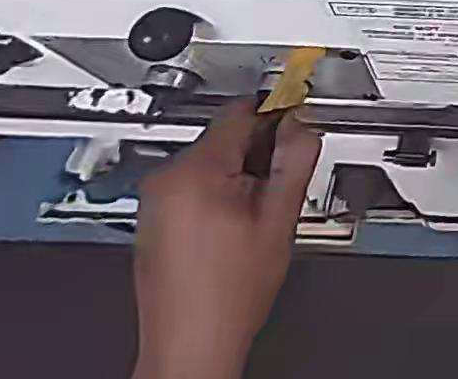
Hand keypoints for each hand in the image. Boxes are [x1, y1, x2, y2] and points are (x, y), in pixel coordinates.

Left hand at [131, 101, 322, 378]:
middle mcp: (167, 179)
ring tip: (254, 208)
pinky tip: (233, 220)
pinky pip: (197, 177)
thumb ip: (295, 160)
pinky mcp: (154, 211)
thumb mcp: (279, 218)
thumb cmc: (228, 295)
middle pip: (227, 133)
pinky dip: (220, 186)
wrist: (191, 346)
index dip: (276, 113)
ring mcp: (156, 197)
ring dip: (240, 169)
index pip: (242, 112)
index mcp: (196, 174)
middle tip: (276, 180)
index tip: (295, 113)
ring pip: (214, 155)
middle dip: (258, 149)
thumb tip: (302, 123)